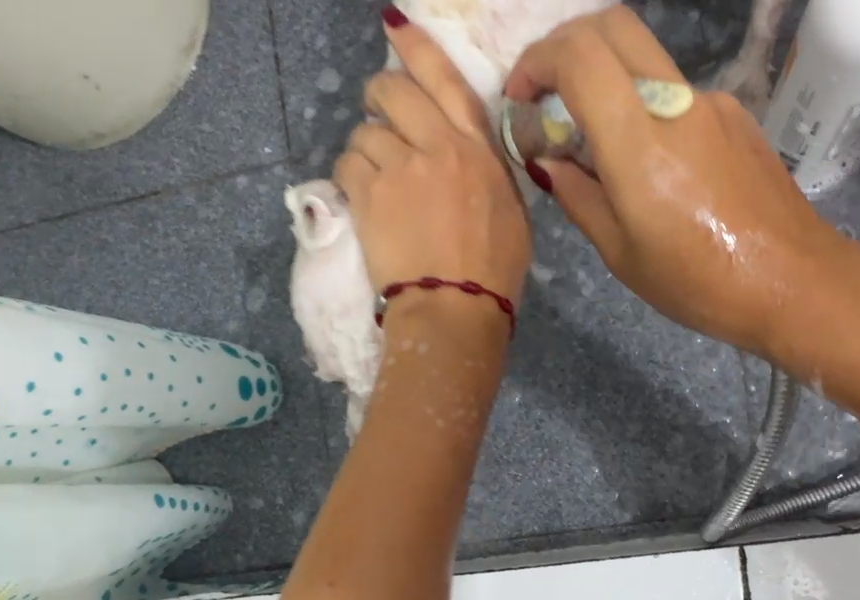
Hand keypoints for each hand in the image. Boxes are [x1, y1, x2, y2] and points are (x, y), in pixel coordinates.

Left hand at [334, 11, 531, 314]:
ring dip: (364, 148)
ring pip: (365, 131)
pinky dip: (349, 175)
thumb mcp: (512, 214)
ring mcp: (401, 169)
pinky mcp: (369, 195)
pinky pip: (347, 164)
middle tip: (376, 117)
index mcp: (479, 150)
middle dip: (379, 98)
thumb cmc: (494, 274)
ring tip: (372, 177)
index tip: (396, 29)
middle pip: (393, 93)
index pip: (445, 81)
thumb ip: (488, 174)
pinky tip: (359, 196)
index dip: (417, 50)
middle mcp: (439, 147)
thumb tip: (470, 160)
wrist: (455, 310)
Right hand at [505, 9, 859, 360]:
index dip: (537, 62)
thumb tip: (547, 159)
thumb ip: (578, 196)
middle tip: (545, 92)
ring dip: (606, 83)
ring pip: (644, 61)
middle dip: (566, 45)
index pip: (580, 56)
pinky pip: (674, 94)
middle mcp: (676, 104)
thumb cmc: (698, 283)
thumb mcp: (621, 254)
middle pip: (613, 26)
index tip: (519, 96)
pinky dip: (642, 110)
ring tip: (595, 148)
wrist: (793, 281)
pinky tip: (648, 167)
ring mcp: (711, 102)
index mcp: (640, 143)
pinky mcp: (734, 114)